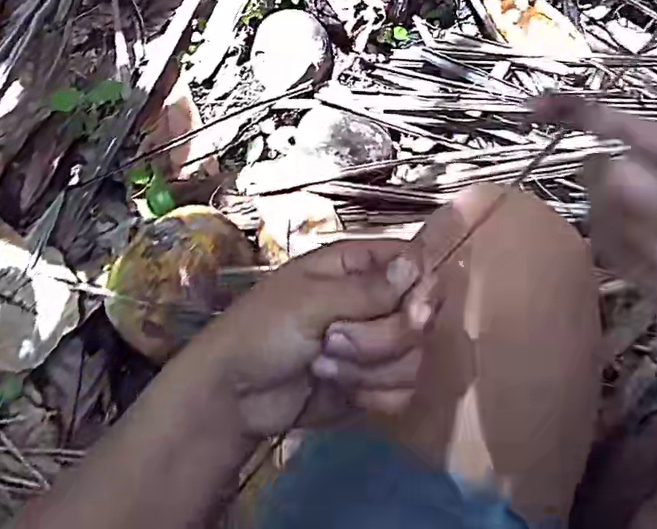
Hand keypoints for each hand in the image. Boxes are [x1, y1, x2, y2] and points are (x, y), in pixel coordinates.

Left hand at [175, 238, 434, 439]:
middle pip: (419, 315)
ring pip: (413, 357)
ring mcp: (375, 343)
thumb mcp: (311, 301)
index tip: (413, 309)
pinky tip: (333, 386)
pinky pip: (402, 392)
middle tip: (335, 337)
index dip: (421, 285)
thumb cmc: (264, 329)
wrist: (236, 394)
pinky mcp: (373, 383)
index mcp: (355, 265)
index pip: (412, 262)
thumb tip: (417, 263)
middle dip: (381, 337)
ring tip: (324, 361)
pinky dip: (370, 394)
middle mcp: (373, 300)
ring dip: (367, 367)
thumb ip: (367, 289)